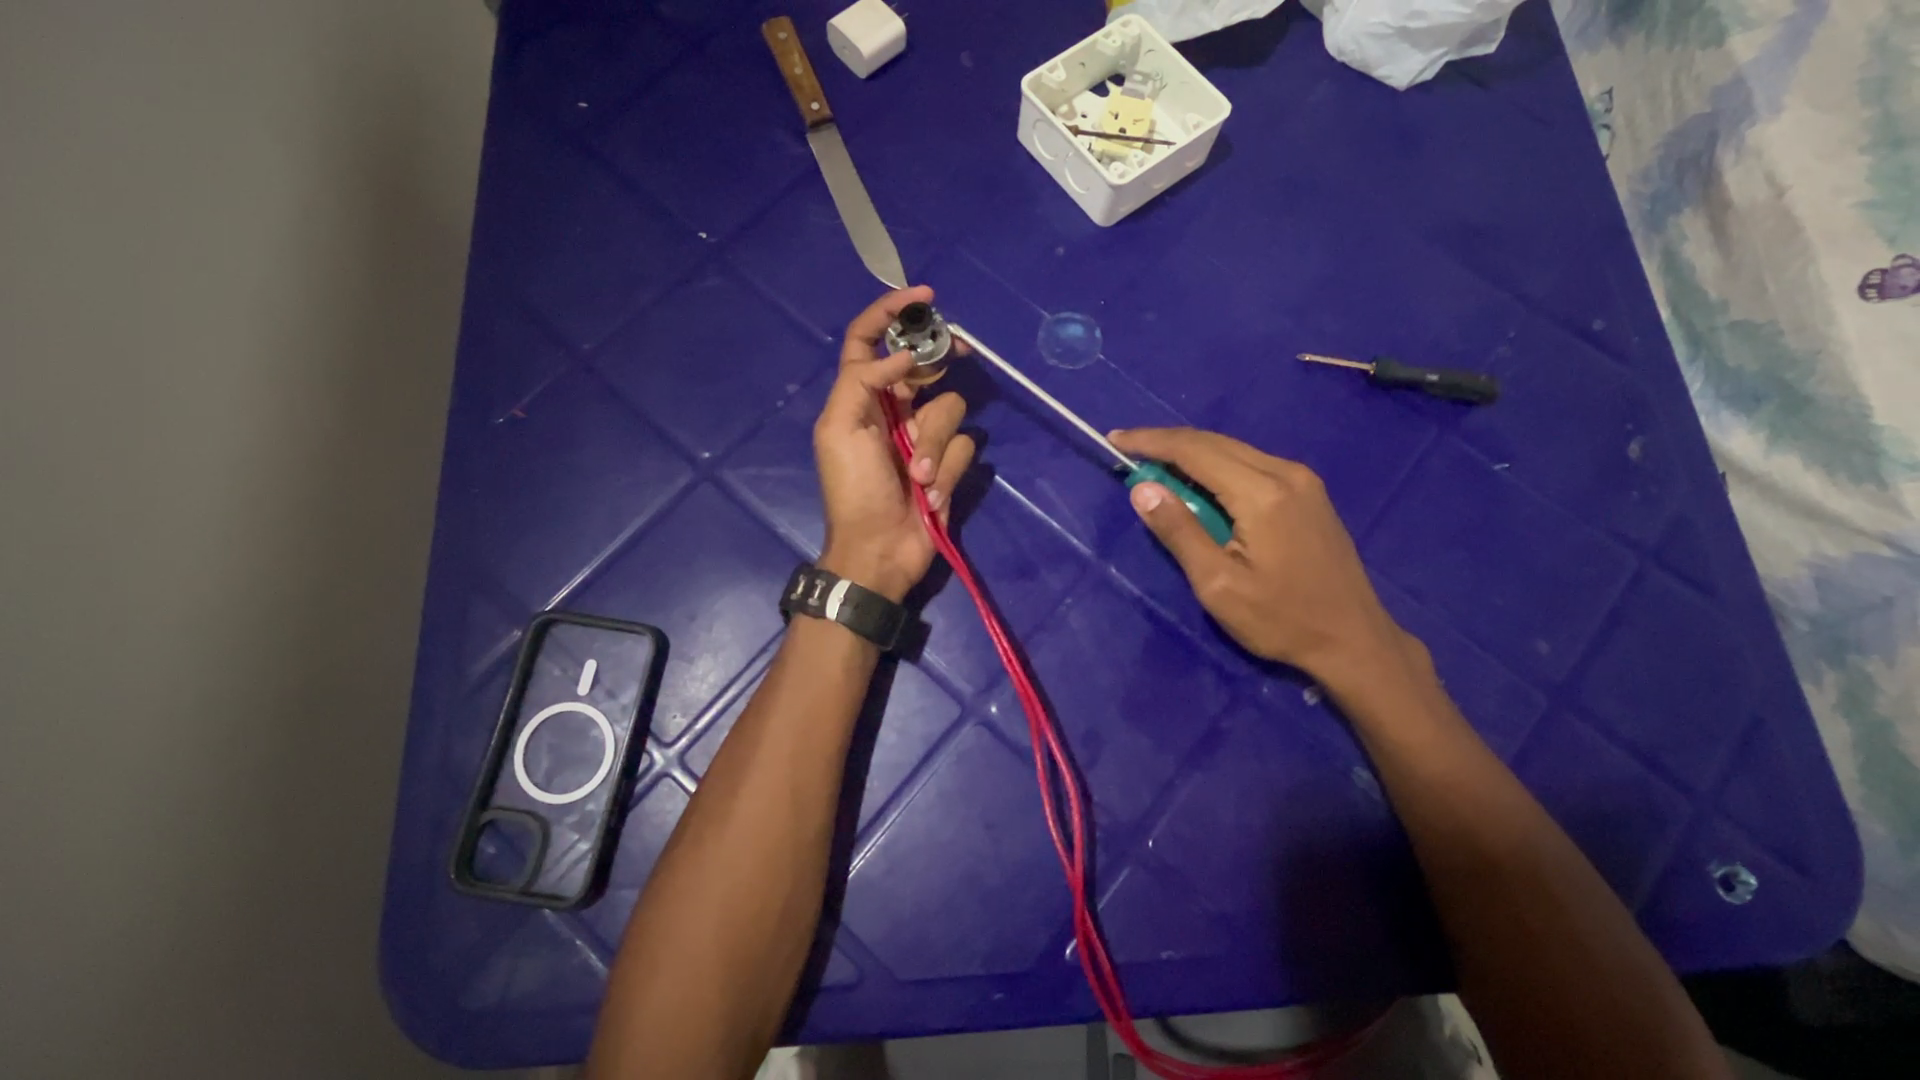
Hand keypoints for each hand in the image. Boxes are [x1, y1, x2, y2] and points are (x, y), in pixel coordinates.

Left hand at [814, 287, 975, 603]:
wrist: (879, 551)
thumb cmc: (854, 490)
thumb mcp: (841, 429)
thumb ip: (864, 380)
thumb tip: (902, 356)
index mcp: (857, 397)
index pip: (868, 341)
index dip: (890, 313)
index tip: (924, 296)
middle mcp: (891, 409)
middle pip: (922, 367)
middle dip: (939, 365)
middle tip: (961, 352)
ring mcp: (921, 437)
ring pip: (949, 409)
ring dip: (935, 445)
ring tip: (920, 477)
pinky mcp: (947, 464)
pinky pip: (963, 446)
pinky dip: (949, 471)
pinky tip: (931, 495)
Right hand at [1109, 427, 1415, 682]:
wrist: (1354, 639)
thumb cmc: (1281, 620)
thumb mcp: (1218, 584)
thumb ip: (1179, 531)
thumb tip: (1142, 489)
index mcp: (1262, 493)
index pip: (1194, 451)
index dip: (1151, 442)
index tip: (1115, 439)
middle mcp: (1286, 473)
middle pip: (1215, 442)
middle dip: (1168, 443)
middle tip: (1127, 449)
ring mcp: (1304, 481)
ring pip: (1235, 451)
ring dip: (1193, 454)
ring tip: (1155, 466)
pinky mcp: (1310, 494)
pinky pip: (1253, 464)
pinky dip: (1218, 466)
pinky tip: (1200, 483)